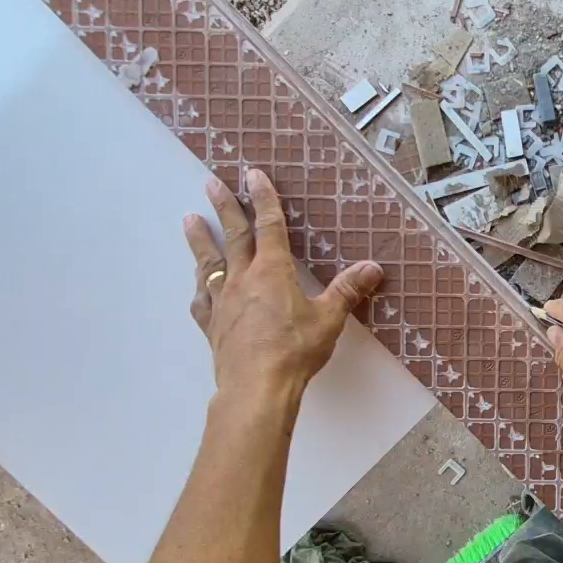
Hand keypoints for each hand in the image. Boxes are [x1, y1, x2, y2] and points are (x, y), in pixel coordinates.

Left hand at [182, 169, 383, 394]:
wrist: (256, 388)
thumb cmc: (295, 349)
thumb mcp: (329, 318)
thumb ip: (348, 291)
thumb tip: (373, 267)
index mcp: (272, 271)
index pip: (269, 226)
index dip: (264, 199)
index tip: (253, 175)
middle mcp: (242, 280)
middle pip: (233, 236)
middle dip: (225, 207)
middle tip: (210, 182)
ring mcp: (222, 303)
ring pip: (209, 263)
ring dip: (201, 241)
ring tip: (189, 220)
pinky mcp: (213, 326)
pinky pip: (201, 301)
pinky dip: (199, 288)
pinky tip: (198, 287)